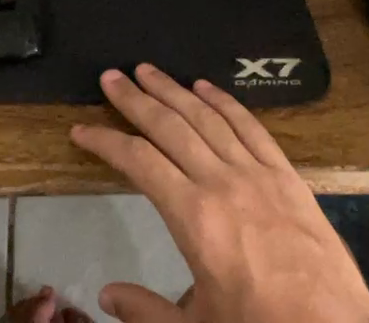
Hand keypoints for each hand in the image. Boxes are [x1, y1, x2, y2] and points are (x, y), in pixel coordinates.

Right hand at [71, 65, 368, 322]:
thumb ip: (146, 311)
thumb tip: (105, 294)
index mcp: (193, 217)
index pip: (138, 162)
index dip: (105, 141)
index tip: (81, 129)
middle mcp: (221, 182)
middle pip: (169, 126)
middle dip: (135, 99)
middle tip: (110, 76)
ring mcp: (257, 173)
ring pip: (207, 117)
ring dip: (174, 90)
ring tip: (148, 70)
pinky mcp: (287, 176)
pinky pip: (251, 127)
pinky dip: (225, 102)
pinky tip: (206, 87)